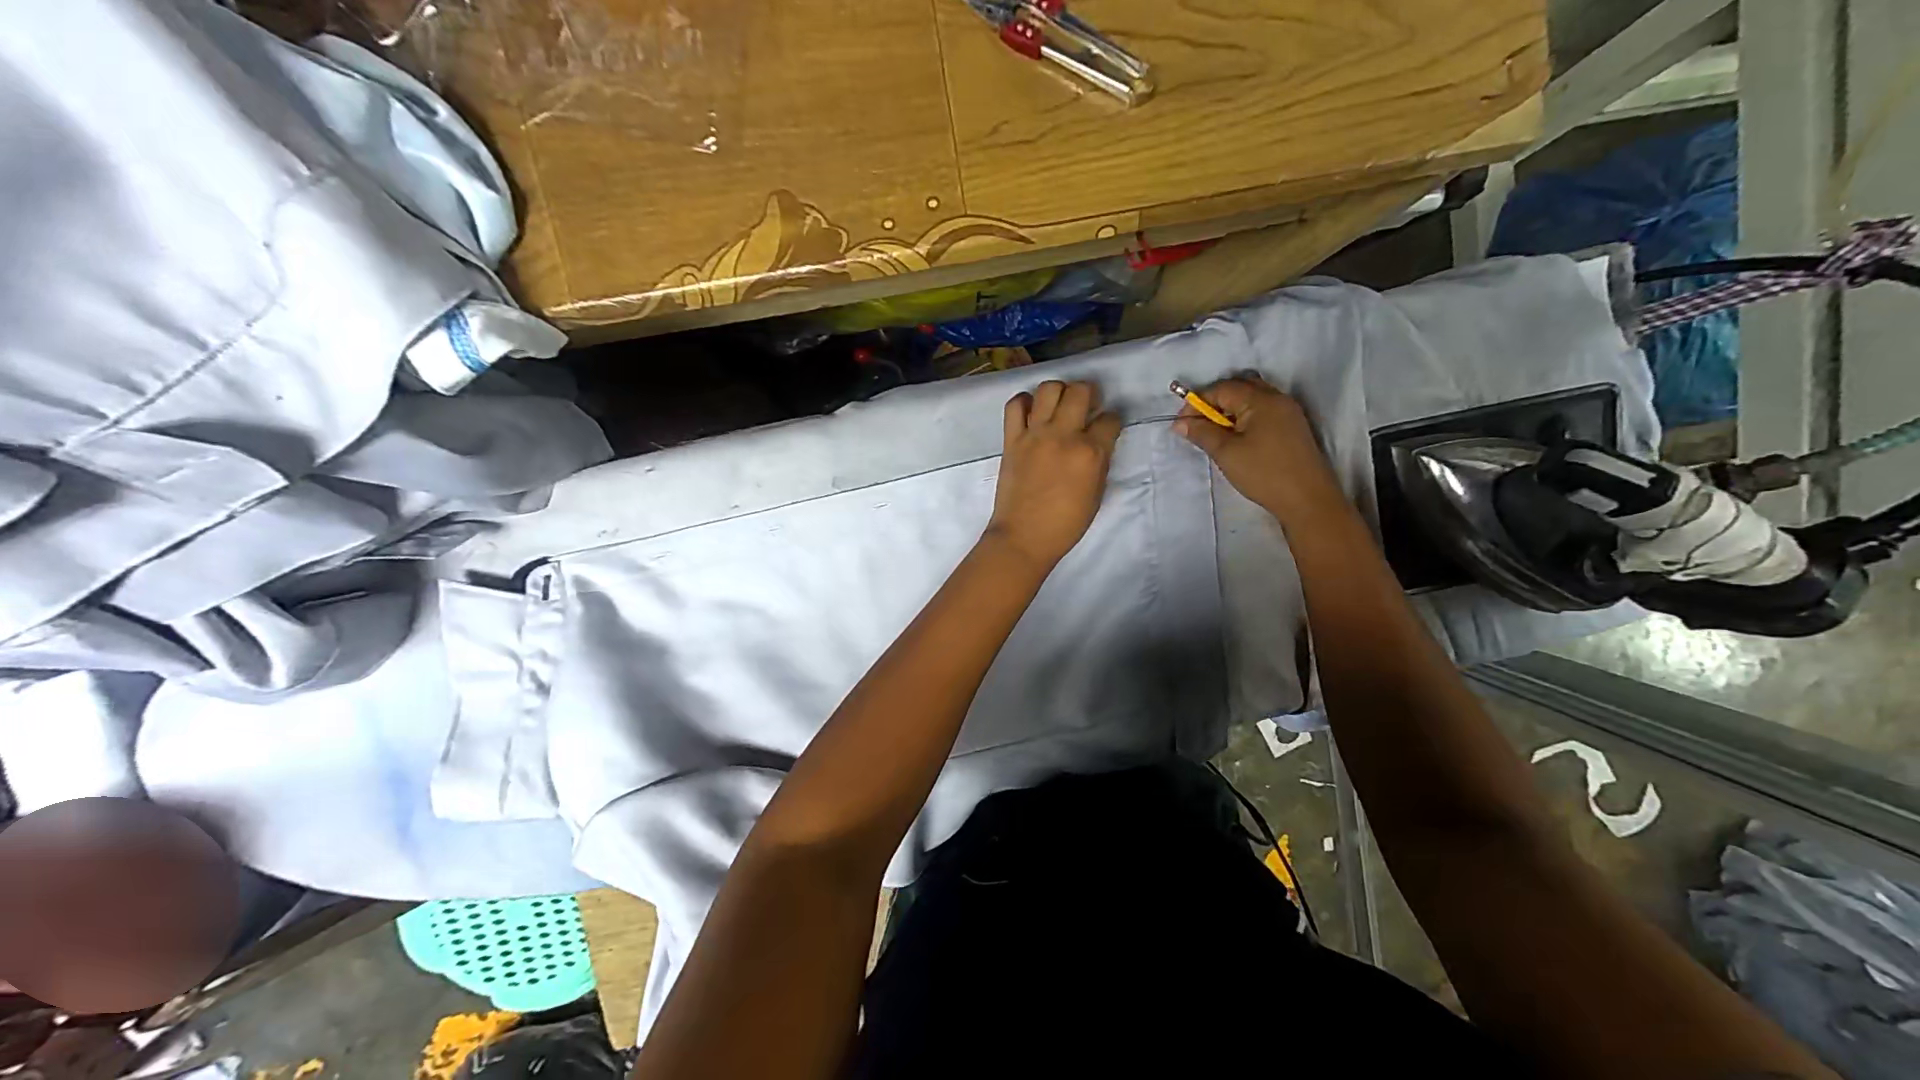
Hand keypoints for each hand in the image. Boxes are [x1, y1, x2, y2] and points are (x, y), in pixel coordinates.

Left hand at [984, 380, 1122, 569]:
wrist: (1024, 537)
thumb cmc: (1066, 524)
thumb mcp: (1097, 493)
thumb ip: (1100, 462)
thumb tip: (1098, 443)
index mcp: (1091, 453)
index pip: (1111, 419)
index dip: (1112, 421)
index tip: (1107, 427)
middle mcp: (1063, 436)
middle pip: (1080, 391)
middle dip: (1089, 393)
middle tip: (1087, 406)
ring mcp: (1035, 435)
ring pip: (1049, 388)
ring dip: (1059, 391)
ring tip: (1060, 405)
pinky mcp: (1012, 439)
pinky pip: (1015, 405)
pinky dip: (1024, 402)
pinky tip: (1032, 413)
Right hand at [1172, 376, 1347, 523]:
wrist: (1307, 499)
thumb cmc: (1263, 473)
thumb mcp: (1226, 453)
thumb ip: (1202, 433)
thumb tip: (1180, 423)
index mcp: (1260, 400)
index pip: (1222, 389)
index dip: (1198, 402)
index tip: (1183, 424)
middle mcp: (1277, 398)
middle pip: (1239, 388)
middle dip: (1215, 403)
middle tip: (1199, 426)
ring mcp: (1289, 412)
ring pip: (1253, 399)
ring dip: (1231, 411)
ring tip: (1217, 434)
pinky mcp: (1293, 427)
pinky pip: (1264, 411)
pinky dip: (1246, 418)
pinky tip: (1238, 438)